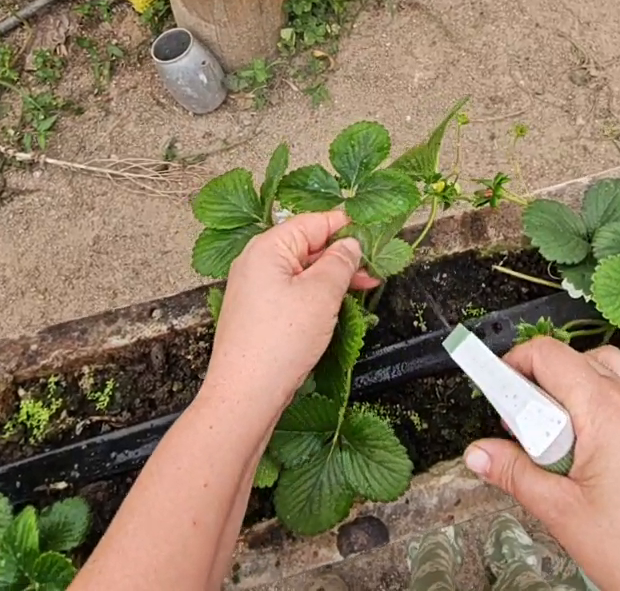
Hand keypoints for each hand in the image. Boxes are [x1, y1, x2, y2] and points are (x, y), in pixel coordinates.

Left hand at [204, 211, 379, 418]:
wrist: (244, 397)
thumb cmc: (280, 342)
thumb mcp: (321, 294)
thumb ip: (340, 262)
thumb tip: (350, 245)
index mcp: (268, 247)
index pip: (314, 222)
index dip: (346, 226)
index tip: (374, 233)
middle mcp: (257, 262)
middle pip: (308, 245)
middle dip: (342, 255)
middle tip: (376, 266)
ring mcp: (255, 288)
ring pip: (302, 271)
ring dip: (333, 276)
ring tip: (365, 286)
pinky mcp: (258, 312)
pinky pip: (293, 292)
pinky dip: (316, 294)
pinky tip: (337, 304)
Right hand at [464, 340, 619, 590]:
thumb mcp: (563, 514)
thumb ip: (515, 474)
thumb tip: (478, 453)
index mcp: (604, 409)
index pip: (547, 354)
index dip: (512, 364)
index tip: (492, 388)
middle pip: (572, 359)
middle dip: (538, 383)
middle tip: (522, 430)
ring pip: (602, 370)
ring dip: (572, 388)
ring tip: (558, 438)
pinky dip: (599, 403)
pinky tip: (591, 451)